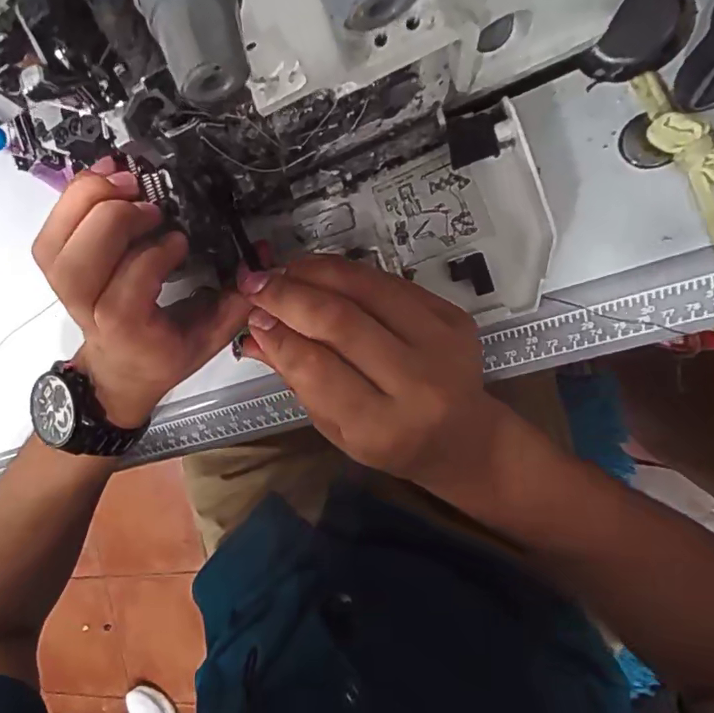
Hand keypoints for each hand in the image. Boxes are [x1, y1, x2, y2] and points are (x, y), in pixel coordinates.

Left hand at [33, 159, 251, 426]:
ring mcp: (66, 289)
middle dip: (112, 221)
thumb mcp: (208, 338)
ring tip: (124, 179)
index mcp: (129, 332)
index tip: (180, 240)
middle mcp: (89, 312)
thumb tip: (258, 257)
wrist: (120, 370)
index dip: (152, 258)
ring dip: (86, 202)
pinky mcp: (59, 267)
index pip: (126, 293)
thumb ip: (236, 301)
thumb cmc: (162, 355)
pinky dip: (72, 197)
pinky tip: (104, 176)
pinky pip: (52, 230)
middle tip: (149, 203)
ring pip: (55, 245)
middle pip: (78, 266)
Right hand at [237, 255, 514, 491]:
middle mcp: (417, 384)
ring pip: (367, 289)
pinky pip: (390, 281)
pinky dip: (349, 272)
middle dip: (290, 296)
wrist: (461, 436)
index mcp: (382, 427)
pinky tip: (320, 271)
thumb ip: (298, 380)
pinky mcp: (453, 317)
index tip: (251, 317)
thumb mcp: (337, 427)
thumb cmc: (391, 442)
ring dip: (317, 272)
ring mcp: (441, 344)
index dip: (280, 337)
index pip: (319, 369)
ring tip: (284, 270)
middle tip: (256, 284)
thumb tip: (254, 333)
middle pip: (342, 322)